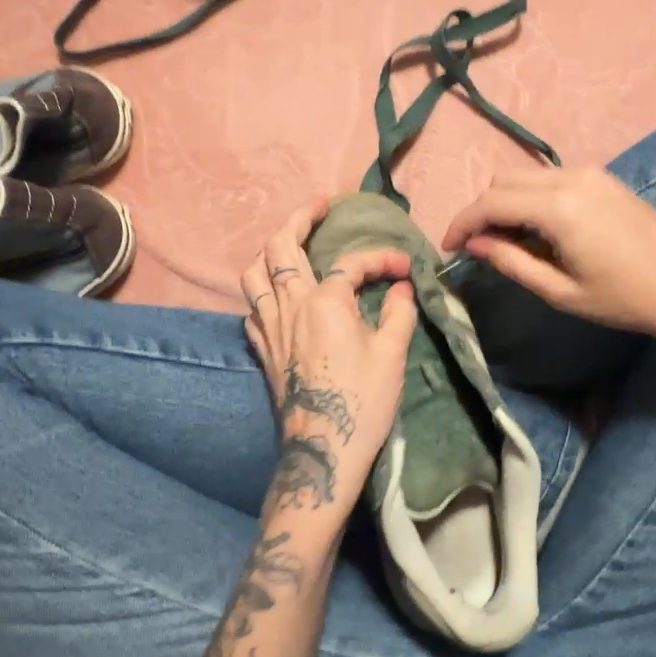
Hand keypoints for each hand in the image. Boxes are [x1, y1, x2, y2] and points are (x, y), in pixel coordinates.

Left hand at [242, 199, 419, 517]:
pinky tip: (278, 296)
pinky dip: (263, 292)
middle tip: (319, 208)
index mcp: (324, 302)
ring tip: (290, 244)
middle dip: (299, 218)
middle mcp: (289, 305)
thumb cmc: (363, 401)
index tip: (404, 269)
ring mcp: (269, 327)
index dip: (380, 259)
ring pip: (253, 273)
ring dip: (270, 251)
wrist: (323, 448)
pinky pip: (251, 307)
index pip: (352, 263)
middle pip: (279, 246)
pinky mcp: (261, 349)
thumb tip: (400, 289)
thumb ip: (397, 313)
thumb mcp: (392, 355)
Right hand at [442, 167, 655, 341]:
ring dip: (505, 201)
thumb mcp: (560, 291)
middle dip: (481, 210)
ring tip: (507, 242)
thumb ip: (512, 262)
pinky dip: (530, 197)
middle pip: (503, 181)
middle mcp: (570, 178)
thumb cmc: (624, 299)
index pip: (490, 202)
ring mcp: (590, 173)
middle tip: (478, 248)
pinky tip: (538, 230)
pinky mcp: (602, 178)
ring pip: (525, 175)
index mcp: (558, 207)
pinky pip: (549, 178)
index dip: (462, 223)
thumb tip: (475, 244)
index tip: (447, 247)